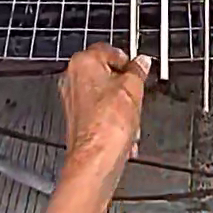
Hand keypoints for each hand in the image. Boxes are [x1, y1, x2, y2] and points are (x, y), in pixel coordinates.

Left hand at [58, 43, 149, 191]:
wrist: (96, 162)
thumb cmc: (107, 126)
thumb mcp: (133, 88)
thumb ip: (138, 70)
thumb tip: (141, 62)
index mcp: (82, 62)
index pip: (110, 49)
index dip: (127, 60)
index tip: (138, 70)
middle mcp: (72, 79)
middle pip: (107, 72)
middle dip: (124, 85)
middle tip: (135, 94)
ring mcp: (72, 100)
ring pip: (105, 94)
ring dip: (121, 104)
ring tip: (131, 118)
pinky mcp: (76, 120)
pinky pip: (100, 111)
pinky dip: (113, 119)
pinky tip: (125, 131)